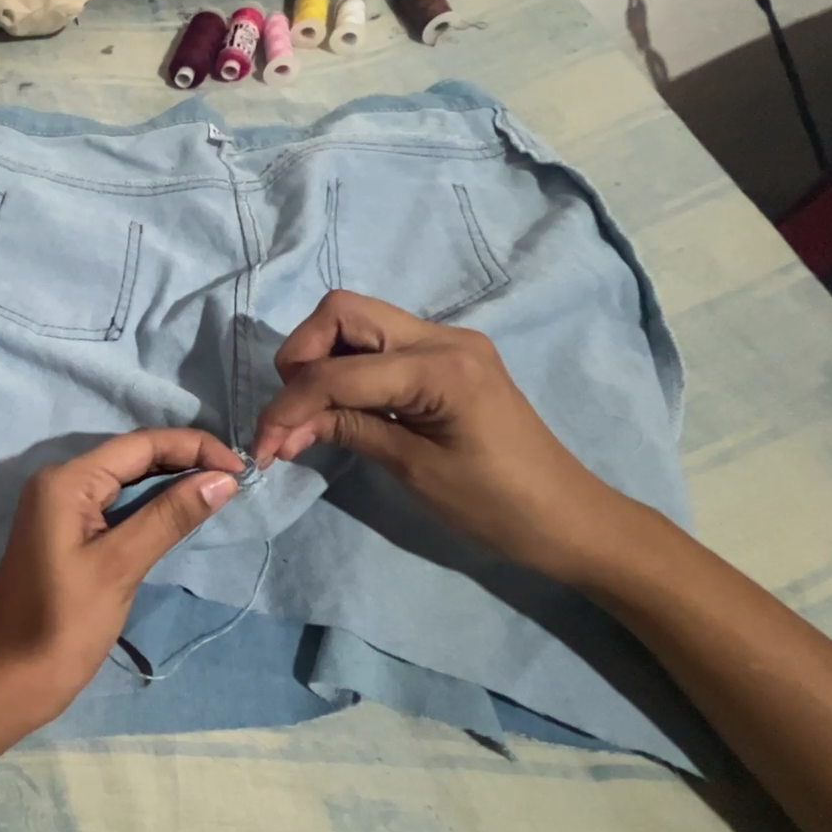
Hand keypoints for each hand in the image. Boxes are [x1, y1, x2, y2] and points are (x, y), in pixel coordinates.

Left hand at [0, 429, 243, 741]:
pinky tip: (181, 511)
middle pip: (132, 455)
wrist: (10, 678)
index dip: (193, 447)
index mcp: (66, 480)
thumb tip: (223, 478)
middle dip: (185, 460)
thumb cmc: (63, 624)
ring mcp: (59, 506)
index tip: (243, 467)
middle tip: (238, 480)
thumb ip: (169, 516)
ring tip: (221, 491)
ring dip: (171, 480)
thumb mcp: (120, 566)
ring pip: (125, 478)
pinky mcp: (64, 530)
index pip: (140, 444)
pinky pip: (114, 502)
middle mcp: (59, 481)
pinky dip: (150, 503)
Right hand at [252, 290, 633, 578]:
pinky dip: (341, 367)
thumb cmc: (496, 505)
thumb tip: (282, 429)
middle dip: (299, 357)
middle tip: (289, 410)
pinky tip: (335, 406)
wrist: (569, 519)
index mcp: (441, 368)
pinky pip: (374, 343)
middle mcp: (441, 337)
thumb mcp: (412, 469)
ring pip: (353, 320)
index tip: (262, 445)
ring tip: (306, 412)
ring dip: (316, 358)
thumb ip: (345, 431)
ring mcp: (444, 341)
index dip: (288, 405)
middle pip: (341, 312)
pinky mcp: (442, 356)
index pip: (336, 371)